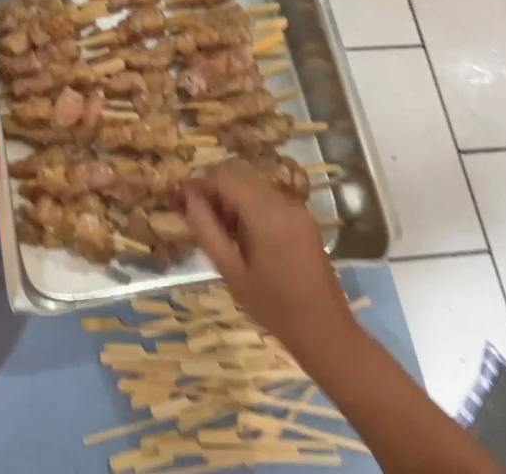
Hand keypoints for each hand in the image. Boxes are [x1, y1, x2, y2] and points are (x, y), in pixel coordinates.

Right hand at [183, 161, 354, 354]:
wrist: (325, 331)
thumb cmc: (273, 306)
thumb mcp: (231, 271)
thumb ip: (208, 230)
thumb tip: (189, 198)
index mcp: (266, 213)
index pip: (226, 177)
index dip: (200, 181)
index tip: (180, 195)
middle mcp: (284, 203)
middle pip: (241, 175)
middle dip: (215, 185)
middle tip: (194, 210)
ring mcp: (298, 210)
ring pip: (256, 185)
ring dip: (232, 194)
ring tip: (215, 224)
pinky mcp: (305, 221)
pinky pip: (270, 199)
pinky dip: (250, 204)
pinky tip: (241, 232)